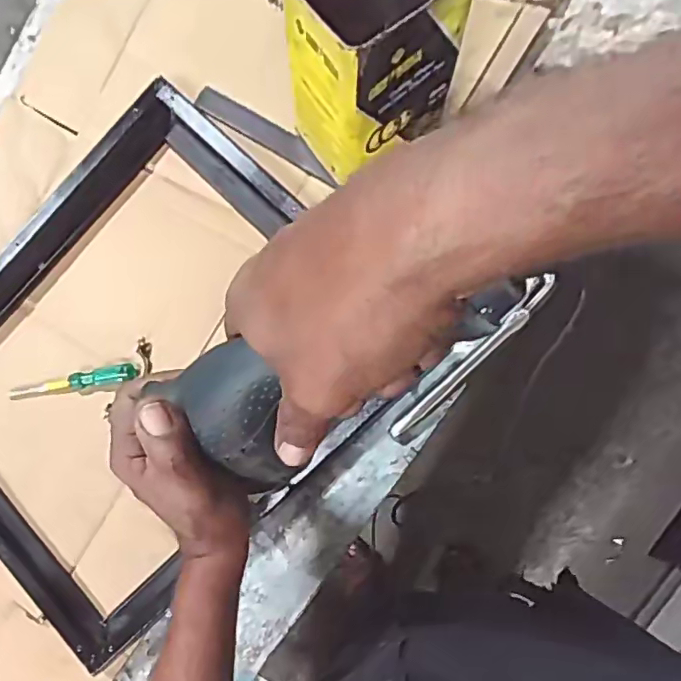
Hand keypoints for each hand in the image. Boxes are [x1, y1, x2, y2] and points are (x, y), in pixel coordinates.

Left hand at [108, 380, 248, 561]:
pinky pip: (178, 417)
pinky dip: (193, 410)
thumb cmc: (204, 515)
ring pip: (161, 405)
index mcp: (127, 453)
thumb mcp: (184, 480)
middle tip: (204, 392)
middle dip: (171, 389)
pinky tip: (212, 412)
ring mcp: (155, 447)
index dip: (156, 387)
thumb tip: (152, 406)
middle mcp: (135, 446)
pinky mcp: (175, 448)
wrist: (221, 540)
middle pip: (143, 398)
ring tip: (210, 399)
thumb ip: (166, 445)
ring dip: (184, 398)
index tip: (189, 388)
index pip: (129, 399)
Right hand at [225, 163, 464, 467]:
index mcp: (248, 303)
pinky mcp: (380, 227)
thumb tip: (286, 454)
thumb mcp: (319, 391)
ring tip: (415, 348)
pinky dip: (410, 309)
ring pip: (359, 320)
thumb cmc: (350, 317)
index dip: (285, 386)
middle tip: (376, 381)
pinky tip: (433, 314)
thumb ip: (299, 424)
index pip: (249, 355)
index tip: (319, 400)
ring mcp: (331, 242)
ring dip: (390, 349)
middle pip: (315, 342)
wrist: (423, 226)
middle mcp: (281, 265)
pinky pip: (389, 287)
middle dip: (353, 371)